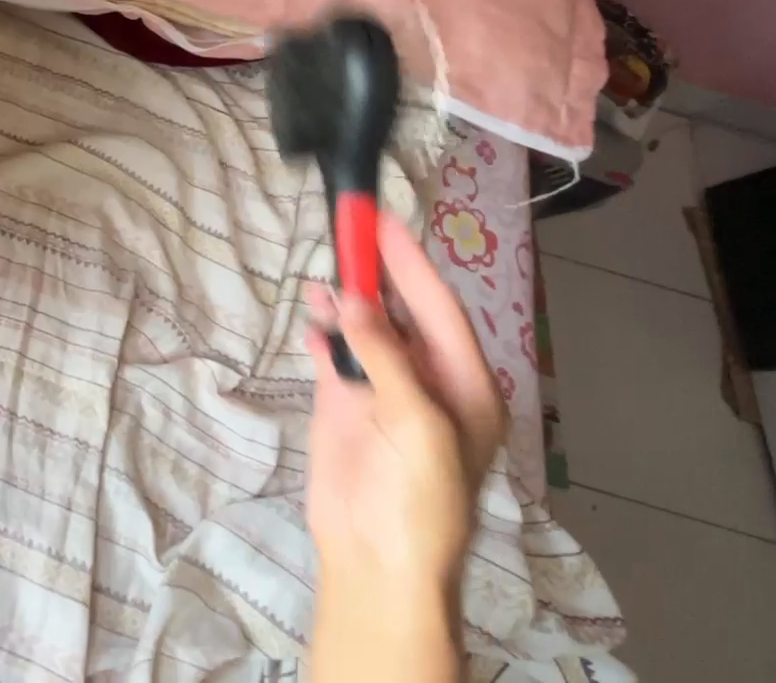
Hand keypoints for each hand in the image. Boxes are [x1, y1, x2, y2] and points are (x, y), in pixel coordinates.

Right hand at [304, 213, 506, 596]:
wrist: (375, 552)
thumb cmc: (419, 494)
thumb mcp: (418, 423)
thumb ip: (386, 358)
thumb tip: (354, 301)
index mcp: (463, 382)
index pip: (436, 309)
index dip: (410, 264)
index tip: (381, 222)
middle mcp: (424, 377)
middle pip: (398, 312)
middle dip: (373, 276)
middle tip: (342, 234)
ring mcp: (380, 388)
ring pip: (362, 329)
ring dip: (342, 303)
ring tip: (318, 283)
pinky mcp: (343, 402)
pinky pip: (333, 355)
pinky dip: (322, 335)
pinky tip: (312, 322)